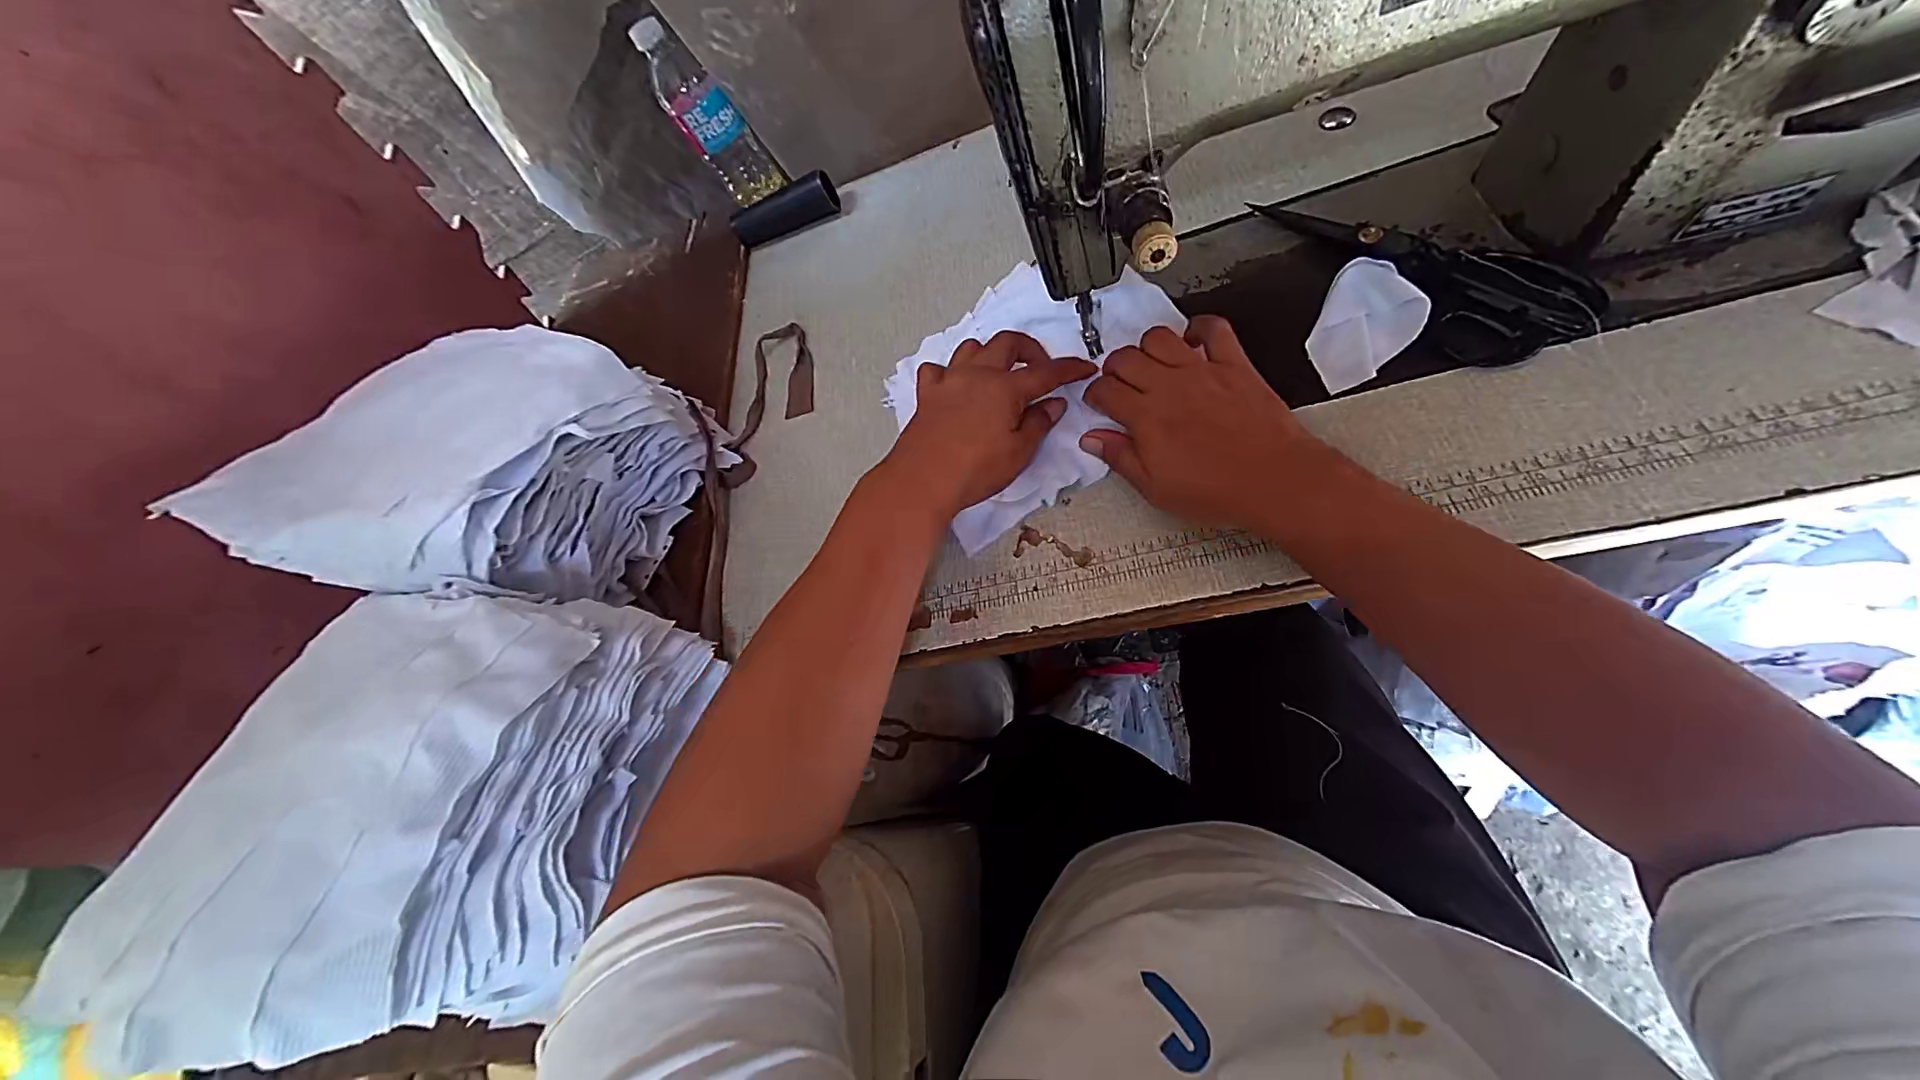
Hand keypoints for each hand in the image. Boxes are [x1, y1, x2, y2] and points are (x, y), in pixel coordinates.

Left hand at [879, 330, 1097, 518]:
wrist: (922, 482)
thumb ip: (1039, 424)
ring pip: (972, 348)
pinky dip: (949, 371)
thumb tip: (1053, 406)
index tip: (1081, 369)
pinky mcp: (927, 396)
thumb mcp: (1018, 453)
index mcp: (1004, 388)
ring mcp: (949, 383)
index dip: (1068, 369)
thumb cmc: (970, 471)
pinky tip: (956, 384)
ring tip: (1001, 372)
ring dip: (991, 353)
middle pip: (1008, 343)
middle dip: (1031, 350)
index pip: (1046, 372)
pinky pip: (937, 370)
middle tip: (1042, 368)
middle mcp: (976, 376)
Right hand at [1081, 316, 1323, 529]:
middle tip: (1118, 383)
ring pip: (1159, 337)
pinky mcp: (1234, 365)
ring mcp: (1202, 372)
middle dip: (1113, 368)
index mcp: (1146, 418)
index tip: (1098, 403)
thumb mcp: (1155, 488)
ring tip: (1149, 363)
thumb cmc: (1218, 489)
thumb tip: (1093, 441)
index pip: (1104, 390)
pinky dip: (1199, 327)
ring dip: (1146, 347)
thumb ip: (1121, 458)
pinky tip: (1192, 341)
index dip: (1094, 395)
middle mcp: (1170, 387)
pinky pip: (1213, 329)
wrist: (1273, 481)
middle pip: (1125, 358)